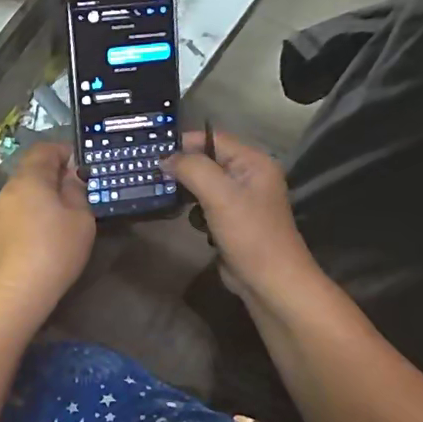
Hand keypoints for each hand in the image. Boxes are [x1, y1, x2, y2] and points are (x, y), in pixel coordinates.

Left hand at [0, 142, 94, 324]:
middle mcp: (12, 187)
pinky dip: (40, 207)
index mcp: (31, 177)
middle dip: (58, 172)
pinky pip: (24, 205)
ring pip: (29, 188)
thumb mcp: (80, 217)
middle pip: (35, 167)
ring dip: (49, 191)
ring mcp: (4, 208)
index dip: (66, 151)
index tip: (85, 165)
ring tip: (72, 208)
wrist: (21, 289)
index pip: (46, 149)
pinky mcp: (3, 228)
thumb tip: (72, 175)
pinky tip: (55, 226)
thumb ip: (77, 190)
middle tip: (83, 187)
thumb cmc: (56, 248)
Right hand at [161, 131, 323, 305]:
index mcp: (253, 162)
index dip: (185, 143)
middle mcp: (249, 177)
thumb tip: (166, 158)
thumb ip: (192, 169)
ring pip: (205, 186)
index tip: (154, 152)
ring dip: (187, 191)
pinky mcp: (232, 223)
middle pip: (208, 161)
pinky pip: (207, 207)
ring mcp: (241, 201)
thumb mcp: (220, 195)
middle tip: (152, 174)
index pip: (214, 139)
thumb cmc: (249, 234)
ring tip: (165, 195)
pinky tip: (186, 219)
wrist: (270, 282)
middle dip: (183, 168)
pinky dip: (195, 211)